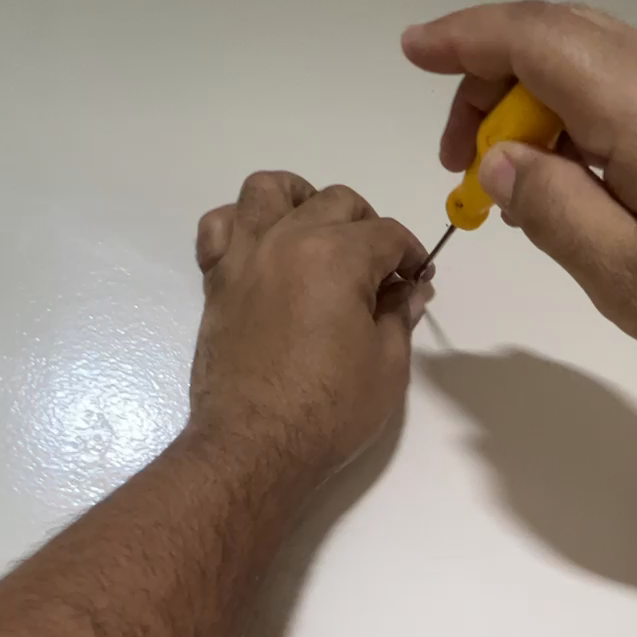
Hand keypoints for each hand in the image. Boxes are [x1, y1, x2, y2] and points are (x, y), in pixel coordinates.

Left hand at [189, 171, 431, 479]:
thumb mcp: (387, 366)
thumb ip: (399, 316)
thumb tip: (410, 289)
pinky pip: (221, 226)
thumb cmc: (331, 412)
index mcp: (338, 257)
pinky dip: (244, 224)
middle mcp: (288, 240)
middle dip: (369, 227)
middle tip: (381, 269)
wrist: (257, 446)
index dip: (412, 255)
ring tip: (319, 233)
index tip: (418, 280)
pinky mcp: (217, 281)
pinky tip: (265, 250)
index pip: (387, 234)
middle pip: (336, 202)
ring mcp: (246, 256)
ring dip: (303, 200)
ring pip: (270, 190)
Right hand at [403, 1, 636, 360]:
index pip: (530, 38)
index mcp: (634, 103)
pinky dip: (568, 120)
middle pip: (550, 39)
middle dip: (486, 84)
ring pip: (581, 62)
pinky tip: (562, 178)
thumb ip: (551, 210)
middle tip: (459, 161)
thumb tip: (500, 164)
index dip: (462, 41)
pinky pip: (612, 91)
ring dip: (527, 105)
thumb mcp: (622, 272)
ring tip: (505, 178)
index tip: (415, 53)